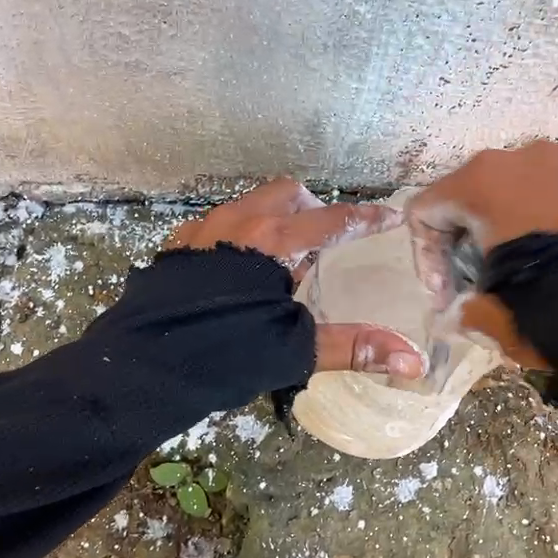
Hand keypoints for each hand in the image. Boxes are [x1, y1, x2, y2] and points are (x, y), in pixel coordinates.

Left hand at [167, 179, 426, 377]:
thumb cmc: (227, 354)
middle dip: (310, 208)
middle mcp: (237, 221)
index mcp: (273, 239)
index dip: (364, 219)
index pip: (332, 221)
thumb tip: (412, 362)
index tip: (389, 216)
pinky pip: (214, 225)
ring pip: (247, 205)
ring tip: (279, 259)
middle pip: (286, 194)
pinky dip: (235, 236)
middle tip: (322, 240)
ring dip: (271, 220)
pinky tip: (234, 270)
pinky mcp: (175, 248)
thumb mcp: (295, 351)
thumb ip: (352, 347)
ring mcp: (201, 230)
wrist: (146, 364)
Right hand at [406, 141, 557, 367]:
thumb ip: (461, 309)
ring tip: (508, 279)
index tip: (444, 298)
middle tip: (468, 288)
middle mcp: (516, 159)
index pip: (425, 212)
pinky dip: (532, 229)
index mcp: (480, 179)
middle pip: (465, 199)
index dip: (425, 260)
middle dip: (460, 245)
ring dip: (497, 234)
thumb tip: (455, 315)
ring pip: (507, 198)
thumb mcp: (488, 313)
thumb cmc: (544, 299)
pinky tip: (542, 267)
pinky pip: (544, 203)